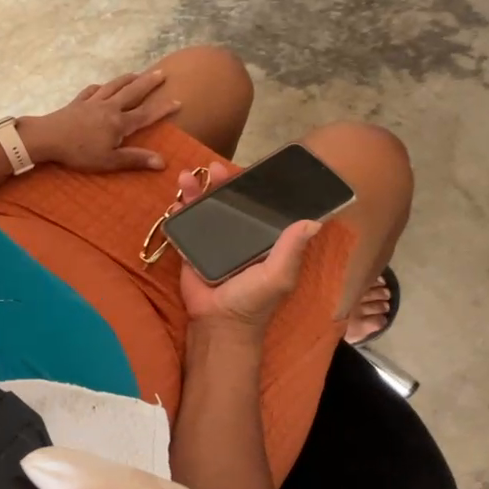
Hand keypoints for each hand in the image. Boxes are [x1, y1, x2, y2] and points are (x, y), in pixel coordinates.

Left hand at [23, 71, 181, 172]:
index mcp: (119, 122)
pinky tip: (100, 86)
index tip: (177, 100)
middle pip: (131, 92)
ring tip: (136, 74)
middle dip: (147, 83)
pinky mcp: (76, 102)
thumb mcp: (109, 160)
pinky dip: (99, 87)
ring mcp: (91, 102)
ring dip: (126, 79)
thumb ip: (135, 159)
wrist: (47, 137)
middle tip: (161, 73)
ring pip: (112, 87)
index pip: (146, 114)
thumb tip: (163, 161)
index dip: (162, 108)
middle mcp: (108, 107)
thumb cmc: (79, 151)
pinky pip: (90, 91)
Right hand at [175, 162, 322, 335]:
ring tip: (186, 177)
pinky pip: (183, 224)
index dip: (251, 189)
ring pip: (203, 208)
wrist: (217, 321)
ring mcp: (212, 240)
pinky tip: (176, 201)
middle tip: (213, 167)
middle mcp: (237, 236)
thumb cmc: (253, 300)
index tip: (245, 171)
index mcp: (261, 241)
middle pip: (227, 203)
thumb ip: (291, 250)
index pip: (257, 209)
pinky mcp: (190, 246)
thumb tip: (313, 221)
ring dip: (194, 191)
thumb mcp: (278, 276)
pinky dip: (178, 210)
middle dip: (219, 184)